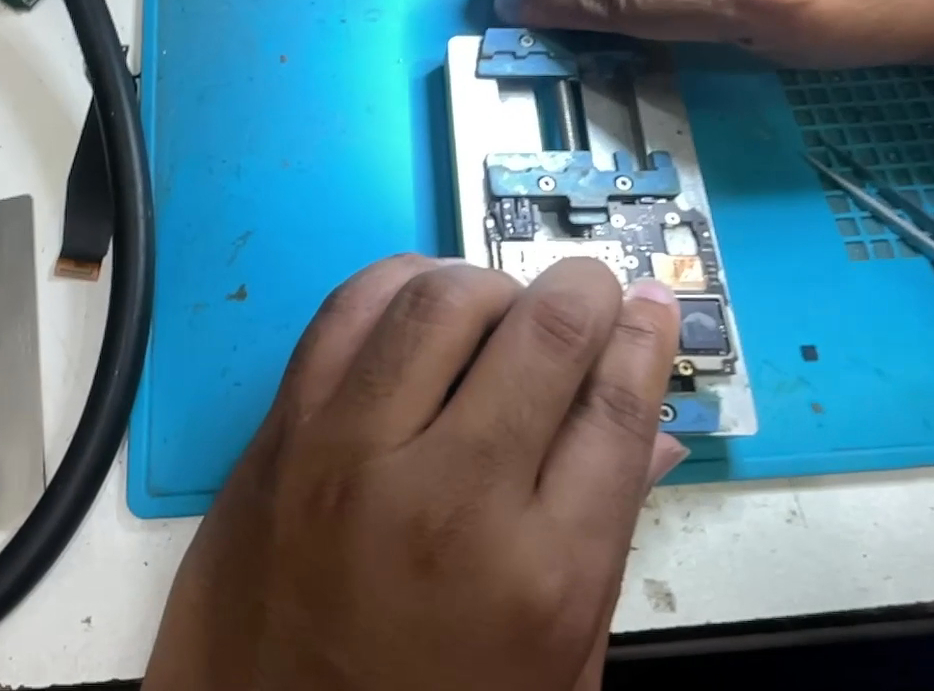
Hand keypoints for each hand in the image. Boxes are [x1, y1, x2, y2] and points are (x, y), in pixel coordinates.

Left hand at [146, 256, 687, 690]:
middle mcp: (447, 496)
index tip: (646, 304)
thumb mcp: (549, 662)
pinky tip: (418, 296)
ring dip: (485, 282)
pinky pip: (344, 310)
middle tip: (583, 289)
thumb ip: (602, 536)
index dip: (641, 339)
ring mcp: (351, 451)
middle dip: (578, 294)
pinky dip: (394, 280)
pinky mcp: (282, 429)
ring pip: (438, 302)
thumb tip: (651, 431)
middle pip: (537, 337)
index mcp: (540, 575)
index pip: (615, 411)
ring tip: (498, 304)